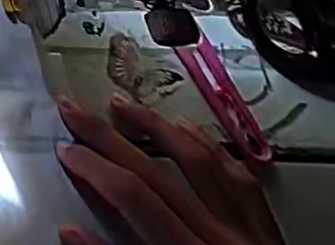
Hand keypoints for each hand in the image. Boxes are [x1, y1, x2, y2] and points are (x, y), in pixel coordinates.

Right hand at [55, 94, 283, 244]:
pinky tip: (184, 127)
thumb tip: (68, 231)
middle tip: (71, 107)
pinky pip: (238, 177)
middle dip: (105, 135)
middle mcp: (221, 241)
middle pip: (154, 171)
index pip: (134, 198)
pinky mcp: (271, 235)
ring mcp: (250, 234)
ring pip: (197, 160)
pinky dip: (207, 146)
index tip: (64, 149)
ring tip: (120, 104)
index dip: (94, 167)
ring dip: (153, 125)